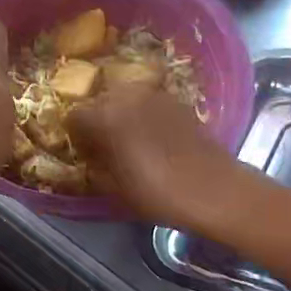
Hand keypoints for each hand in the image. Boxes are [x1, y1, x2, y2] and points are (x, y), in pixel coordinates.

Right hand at [70, 80, 290, 290]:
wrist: (216, 191)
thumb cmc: (158, 194)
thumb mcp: (114, 187)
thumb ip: (95, 165)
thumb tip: (89, 155)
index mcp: (105, 115)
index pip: (74, 116)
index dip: (76, 136)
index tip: (83, 154)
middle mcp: (128, 96)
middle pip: (100, 102)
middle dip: (97, 122)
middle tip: (103, 149)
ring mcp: (156, 96)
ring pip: (126, 100)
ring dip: (122, 117)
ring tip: (129, 145)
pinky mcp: (179, 103)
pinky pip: (149, 105)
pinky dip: (144, 118)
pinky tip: (153, 142)